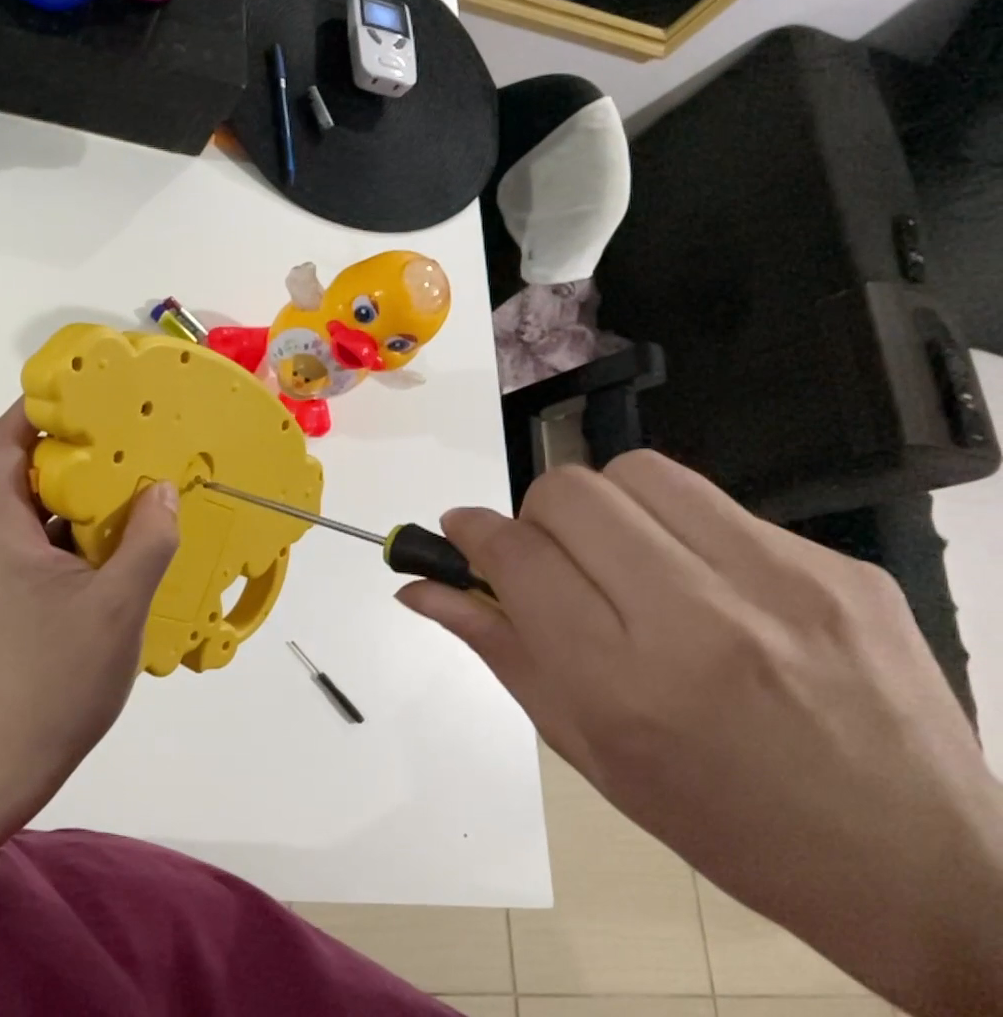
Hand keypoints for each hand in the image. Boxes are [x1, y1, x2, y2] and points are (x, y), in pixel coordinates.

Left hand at [0, 400, 179, 803]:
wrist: (14, 755)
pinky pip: (50, 551)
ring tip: (141, 488)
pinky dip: (83, 539)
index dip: (35, 409)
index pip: (4, 445)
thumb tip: (163, 491)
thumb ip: (145, 544)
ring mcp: (4, 577)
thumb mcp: (118, 607)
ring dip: (86, 501)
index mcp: (5, 532)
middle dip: (77, 453)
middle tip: (132, 439)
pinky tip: (128, 547)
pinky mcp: (17, 603)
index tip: (83, 392)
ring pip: (43, 517)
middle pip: (28, 477)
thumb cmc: (60, 677)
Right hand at [399, 451, 1002, 1015]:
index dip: (470, 533)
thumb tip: (421, 588)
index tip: (460, 534)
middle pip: (572, 493)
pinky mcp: (840, 568)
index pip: (515, 555)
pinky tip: (701, 587)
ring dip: (603, 505)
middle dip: (534, 515)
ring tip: (618, 558)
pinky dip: (680, 532)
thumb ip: (500, 651)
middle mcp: (698, 619)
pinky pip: (720, 508)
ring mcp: (782, 584)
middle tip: (546, 559)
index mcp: (621, 682)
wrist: (916, 865)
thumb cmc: (720, 823)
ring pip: (642, 474)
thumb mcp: (586, 750)